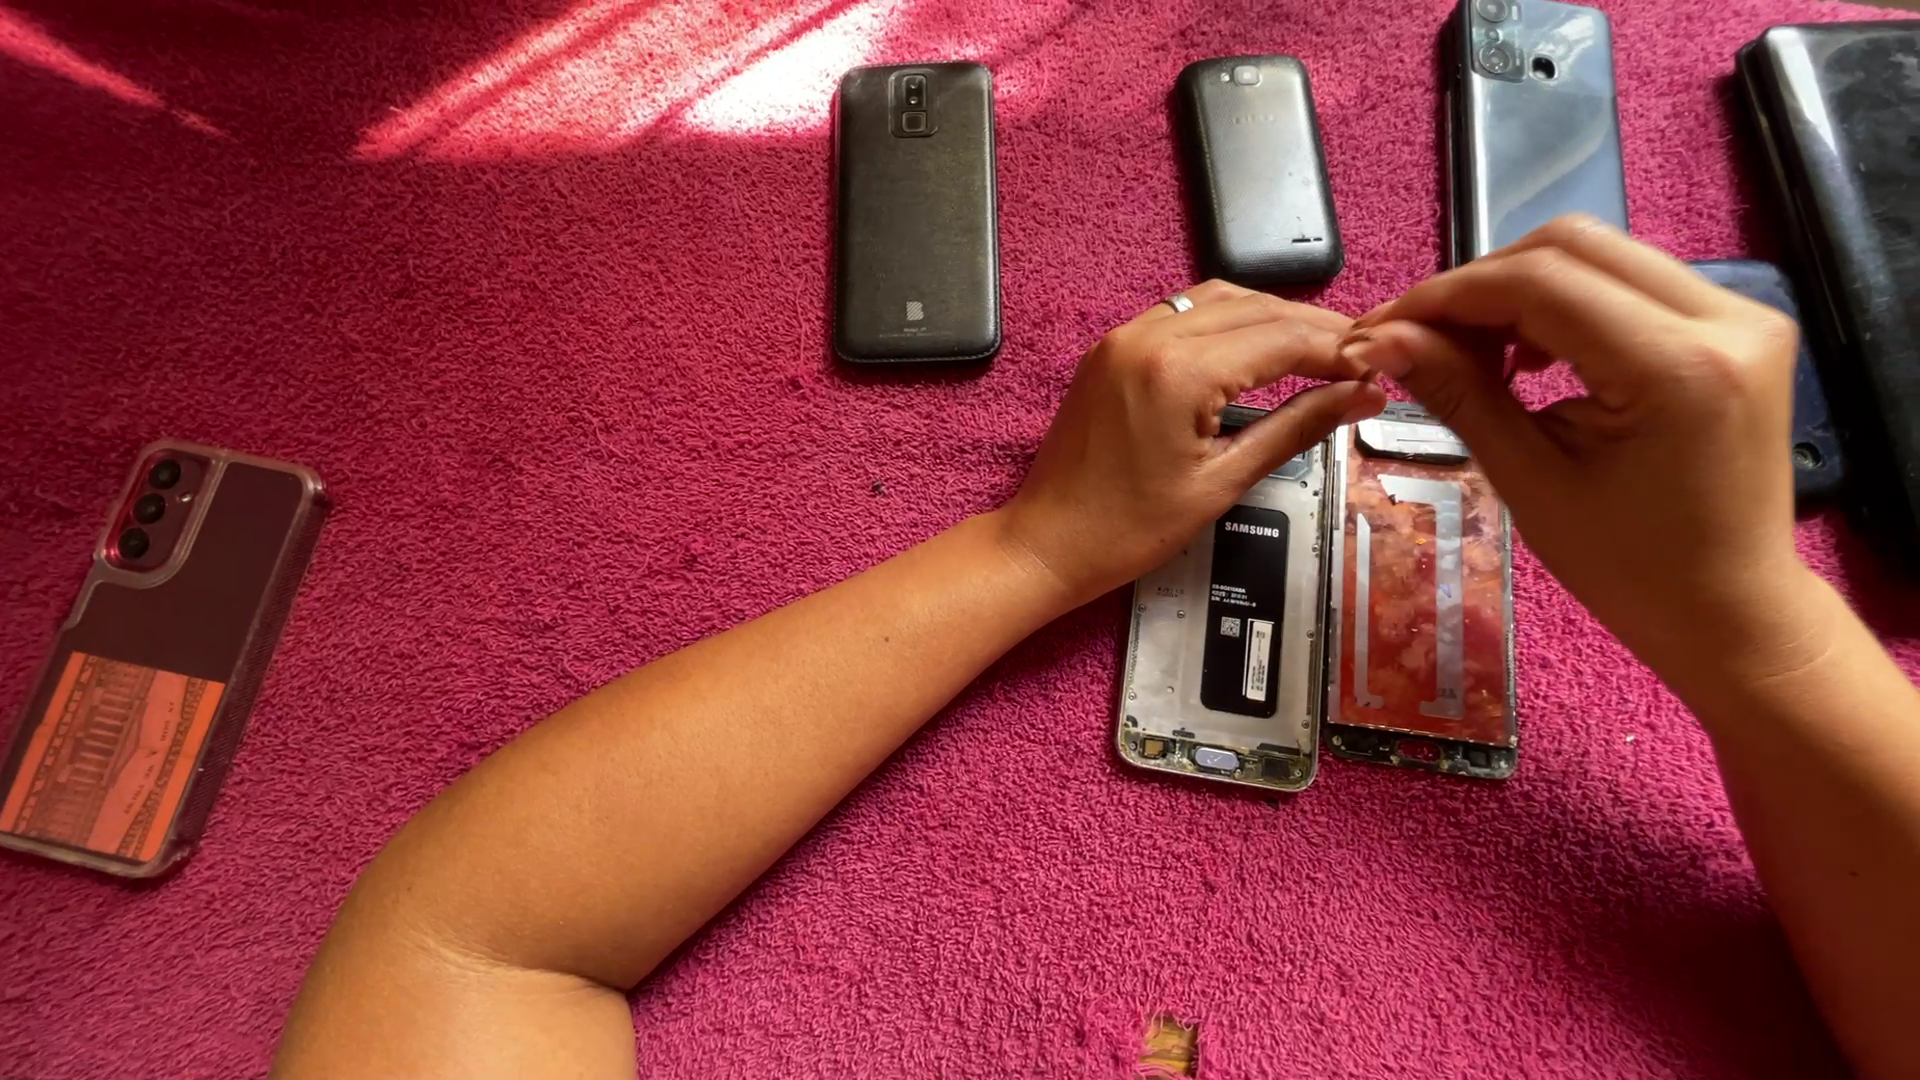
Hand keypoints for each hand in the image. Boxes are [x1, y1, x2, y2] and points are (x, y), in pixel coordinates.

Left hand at [1002, 280, 1385, 605]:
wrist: (1048, 543)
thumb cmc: (1127, 529)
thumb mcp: (1221, 482)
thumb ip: (1294, 429)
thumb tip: (1361, 396)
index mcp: (1177, 371)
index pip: (1282, 336)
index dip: (1339, 349)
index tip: (1378, 368)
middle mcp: (1146, 337)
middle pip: (1254, 307)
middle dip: (1311, 328)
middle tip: (1357, 357)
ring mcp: (1120, 340)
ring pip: (1215, 302)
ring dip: (1268, 319)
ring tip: (1313, 352)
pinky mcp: (1107, 352)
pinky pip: (1177, 316)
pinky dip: (1223, 325)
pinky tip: (1251, 351)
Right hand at [1339, 216, 1819, 685]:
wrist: (1722, 602)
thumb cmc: (1620, 561)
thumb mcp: (1524, 476)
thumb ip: (1455, 391)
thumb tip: (1379, 341)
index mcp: (1676, 366)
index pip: (1539, 284)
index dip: (1444, 297)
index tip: (1379, 328)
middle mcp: (1725, 316)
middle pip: (1569, 245)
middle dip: (1472, 285)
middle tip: (1411, 335)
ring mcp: (1737, 313)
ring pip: (1594, 254)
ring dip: (1508, 290)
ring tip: (1458, 348)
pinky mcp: (1728, 325)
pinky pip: (1620, 281)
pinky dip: (1550, 303)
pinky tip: (1518, 353)